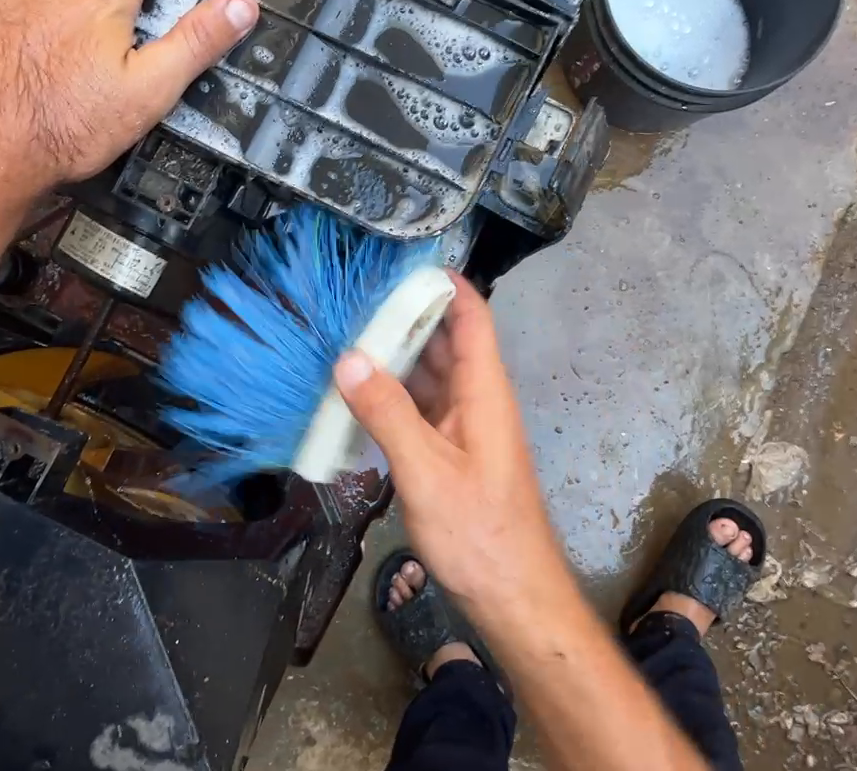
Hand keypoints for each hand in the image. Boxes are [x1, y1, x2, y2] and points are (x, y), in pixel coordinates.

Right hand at [334, 274, 563, 612]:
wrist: (513, 595)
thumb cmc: (479, 533)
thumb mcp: (426, 472)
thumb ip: (387, 414)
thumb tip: (348, 359)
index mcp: (484, 390)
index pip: (472, 316)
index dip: (445, 283)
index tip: (401, 261)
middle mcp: (476, 398)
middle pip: (444, 340)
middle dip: (405, 316)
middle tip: (352, 297)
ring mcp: (464, 425)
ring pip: (429, 374)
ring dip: (394, 356)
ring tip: (344, 334)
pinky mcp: (450, 451)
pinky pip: (420, 407)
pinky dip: (392, 395)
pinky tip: (356, 393)